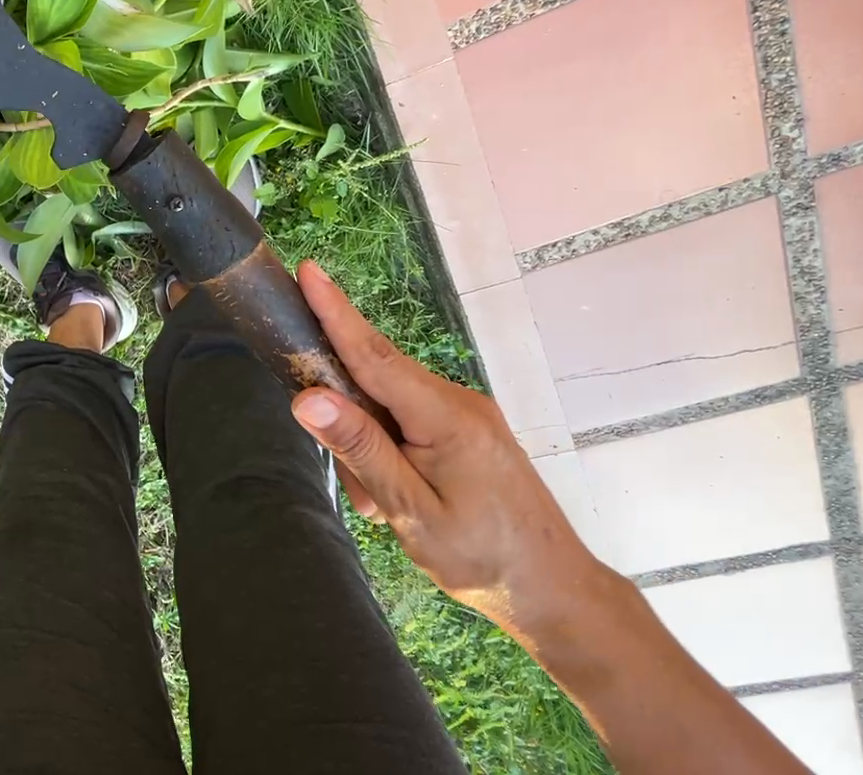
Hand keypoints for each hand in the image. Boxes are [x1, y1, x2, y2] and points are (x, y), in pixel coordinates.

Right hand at [288, 261, 602, 635]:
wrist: (555, 592)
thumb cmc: (481, 557)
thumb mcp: (411, 508)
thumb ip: (359, 448)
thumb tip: (307, 398)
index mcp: (445, 417)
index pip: (373, 354)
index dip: (335, 312)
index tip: (308, 270)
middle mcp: (456, 402)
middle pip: (373, 377)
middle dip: (343, 413)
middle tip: (357, 483)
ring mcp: (464, 414)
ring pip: (385, 403)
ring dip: (366, 445)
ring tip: (381, 505)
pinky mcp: (465, 429)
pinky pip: (404, 419)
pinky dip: (384, 449)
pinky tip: (392, 494)